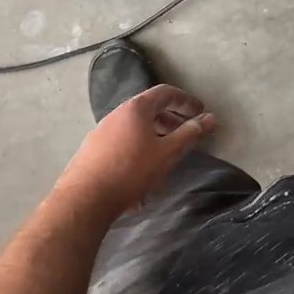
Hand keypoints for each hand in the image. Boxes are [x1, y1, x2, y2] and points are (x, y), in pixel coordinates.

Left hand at [56, 85, 215, 218]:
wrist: (83, 201)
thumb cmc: (131, 171)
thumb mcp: (167, 152)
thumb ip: (190, 133)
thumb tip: (210, 118)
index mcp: (136, 108)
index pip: (166, 93)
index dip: (186, 101)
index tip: (200, 113)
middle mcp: (116, 114)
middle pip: (150, 109)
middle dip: (172, 119)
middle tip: (187, 133)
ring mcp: (101, 132)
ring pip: (136, 127)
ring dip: (156, 135)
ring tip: (167, 153)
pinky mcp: (92, 151)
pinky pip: (123, 140)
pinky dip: (139, 146)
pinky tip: (143, 168)